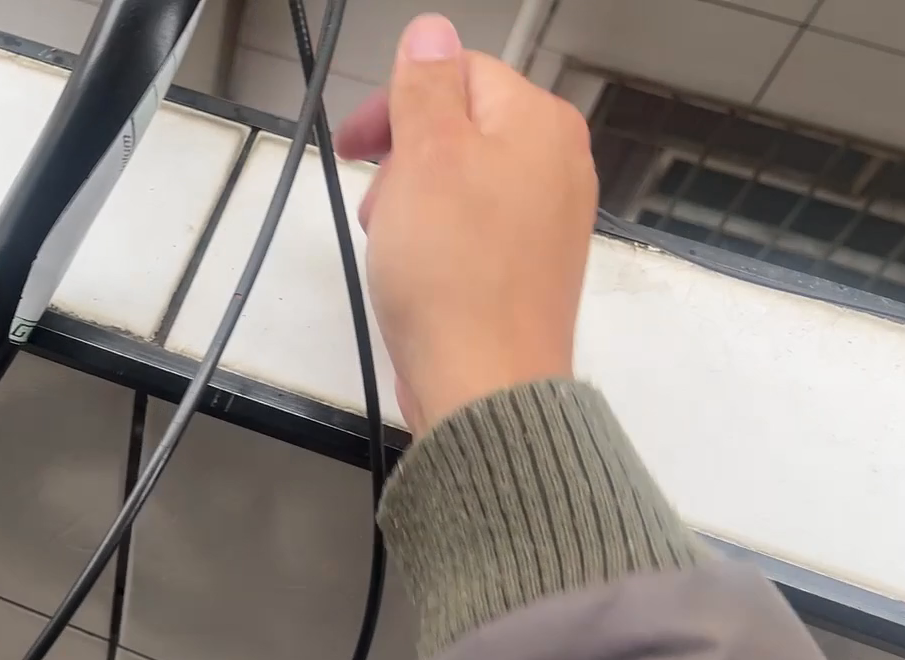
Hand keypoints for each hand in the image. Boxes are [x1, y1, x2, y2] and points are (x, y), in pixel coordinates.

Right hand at [334, 14, 596, 435]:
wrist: (482, 379)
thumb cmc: (450, 273)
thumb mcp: (425, 163)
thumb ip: (425, 90)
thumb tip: (429, 32)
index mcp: (536, 123)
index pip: (458, 75)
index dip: (394, 104)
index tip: (349, 150)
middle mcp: (555, 163)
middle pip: (462, 129)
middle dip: (404, 159)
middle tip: (374, 207)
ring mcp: (546, 220)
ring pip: (463, 182)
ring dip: (414, 202)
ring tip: (391, 245)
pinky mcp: (525, 269)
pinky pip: (472, 230)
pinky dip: (435, 239)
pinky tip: (416, 272)